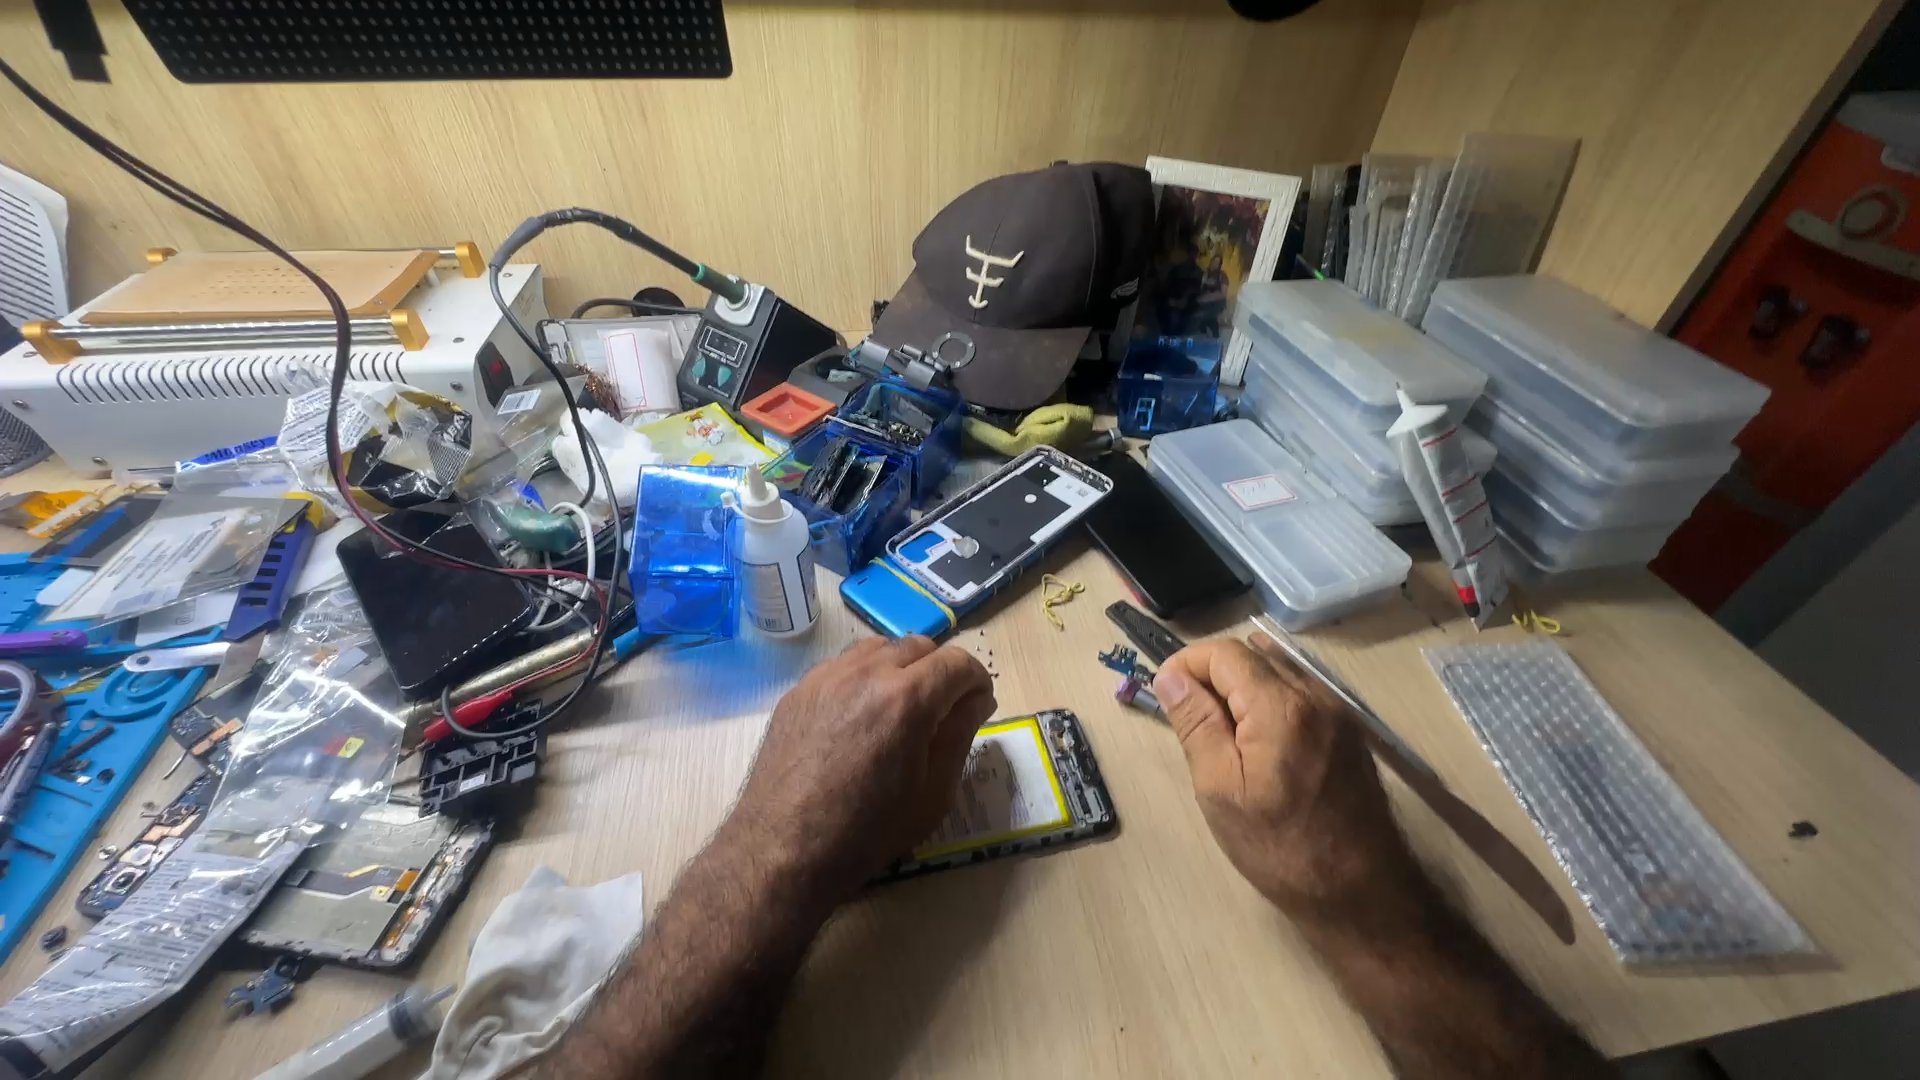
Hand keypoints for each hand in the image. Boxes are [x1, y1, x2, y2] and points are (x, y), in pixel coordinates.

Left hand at [730, 635, 995, 898]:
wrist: (782, 850)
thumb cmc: (867, 832)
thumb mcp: (933, 793)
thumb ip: (960, 734)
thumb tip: (976, 700)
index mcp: (907, 698)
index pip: (958, 663)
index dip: (977, 682)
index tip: (977, 706)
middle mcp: (867, 672)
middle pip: (920, 646)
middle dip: (940, 672)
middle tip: (941, 711)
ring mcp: (827, 676)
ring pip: (879, 648)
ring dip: (900, 668)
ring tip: (898, 710)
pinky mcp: (800, 689)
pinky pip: (844, 666)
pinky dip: (864, 679)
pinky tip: (858, 718)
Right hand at [1155, 635, 1420, 920]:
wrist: (1363, 897)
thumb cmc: (1280, 848)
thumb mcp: (1219, 788)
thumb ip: (1195, 723)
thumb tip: (1171, 677)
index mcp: (1280, 706)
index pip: (1224, 653)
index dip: (1187, 663)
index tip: (1165, 694)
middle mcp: (1315, 696)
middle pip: (1252, 654)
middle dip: (1211, 672)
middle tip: (1187, 715)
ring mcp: (1338, 712)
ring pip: (1276, 669)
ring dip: (1240, 683)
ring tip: (1218, 727)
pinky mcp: (1348, 732)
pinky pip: (1299, 691)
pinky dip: (1268, 697)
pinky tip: (1255, 738)